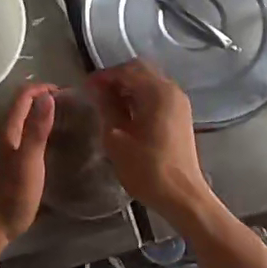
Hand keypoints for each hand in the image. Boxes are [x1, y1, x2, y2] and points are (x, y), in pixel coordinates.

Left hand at [0, 82, 55, 258]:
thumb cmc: (15, 193)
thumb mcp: (30, 161)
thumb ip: (37, 130)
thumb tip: (47, 97)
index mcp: (8, 130)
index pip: (22, 97)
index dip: (41, 88)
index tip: (64, 90)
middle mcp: (5, 134)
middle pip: (22, 105)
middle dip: (43, 97)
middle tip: (70, 101)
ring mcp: (8, 147)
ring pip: (24, 119)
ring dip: (41, 111)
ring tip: (66, 115)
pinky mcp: (13, 160)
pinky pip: (27, 134)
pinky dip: (40, 127)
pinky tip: (54, 138)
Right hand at [86, 60, 217, 222]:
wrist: (181, 196)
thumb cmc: (146, 168)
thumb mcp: (116, 136)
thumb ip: (106, 106)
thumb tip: (96, 88)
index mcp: (157, 92)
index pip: (126, 70)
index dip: (103, 76)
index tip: (85, 88)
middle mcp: (171, 90)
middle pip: (140, 70)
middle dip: (116, 78)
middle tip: (95, 93)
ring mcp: (178, 103)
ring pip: (148, 81)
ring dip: (127, 86)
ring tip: (106, 103)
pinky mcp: (180, 115)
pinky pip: (156, 94)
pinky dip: (138, 96)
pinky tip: (124, 112)